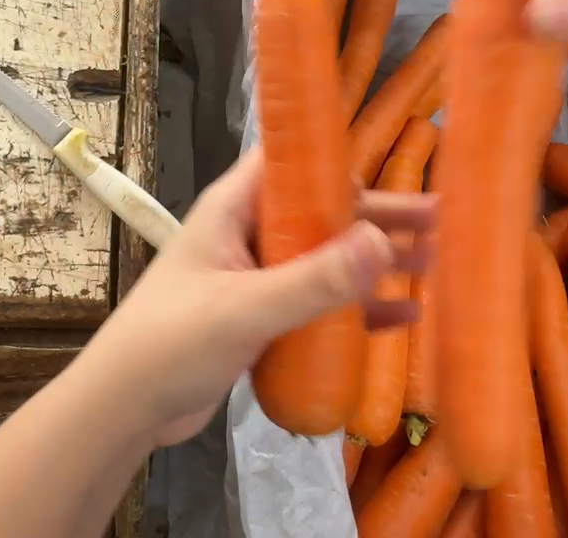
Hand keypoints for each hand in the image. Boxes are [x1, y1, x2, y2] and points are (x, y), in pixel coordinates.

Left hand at [79, 152, 434, 446]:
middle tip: (440, 218)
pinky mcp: (264, 315)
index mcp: (235, 208)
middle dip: (376, 214)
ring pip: (326, 255)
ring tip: (435, 260)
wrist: (127, 405)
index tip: (391, 169)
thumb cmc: (173, 340)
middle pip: (321, 211)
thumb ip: (312, 281)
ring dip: (374, 259)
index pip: (290, 163)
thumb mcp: (245, 309)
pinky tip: (404, 315)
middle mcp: (250, 232)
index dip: (338, 161)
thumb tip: (382, 241)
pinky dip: (358, 305)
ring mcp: (258, 274)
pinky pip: (319, 301)